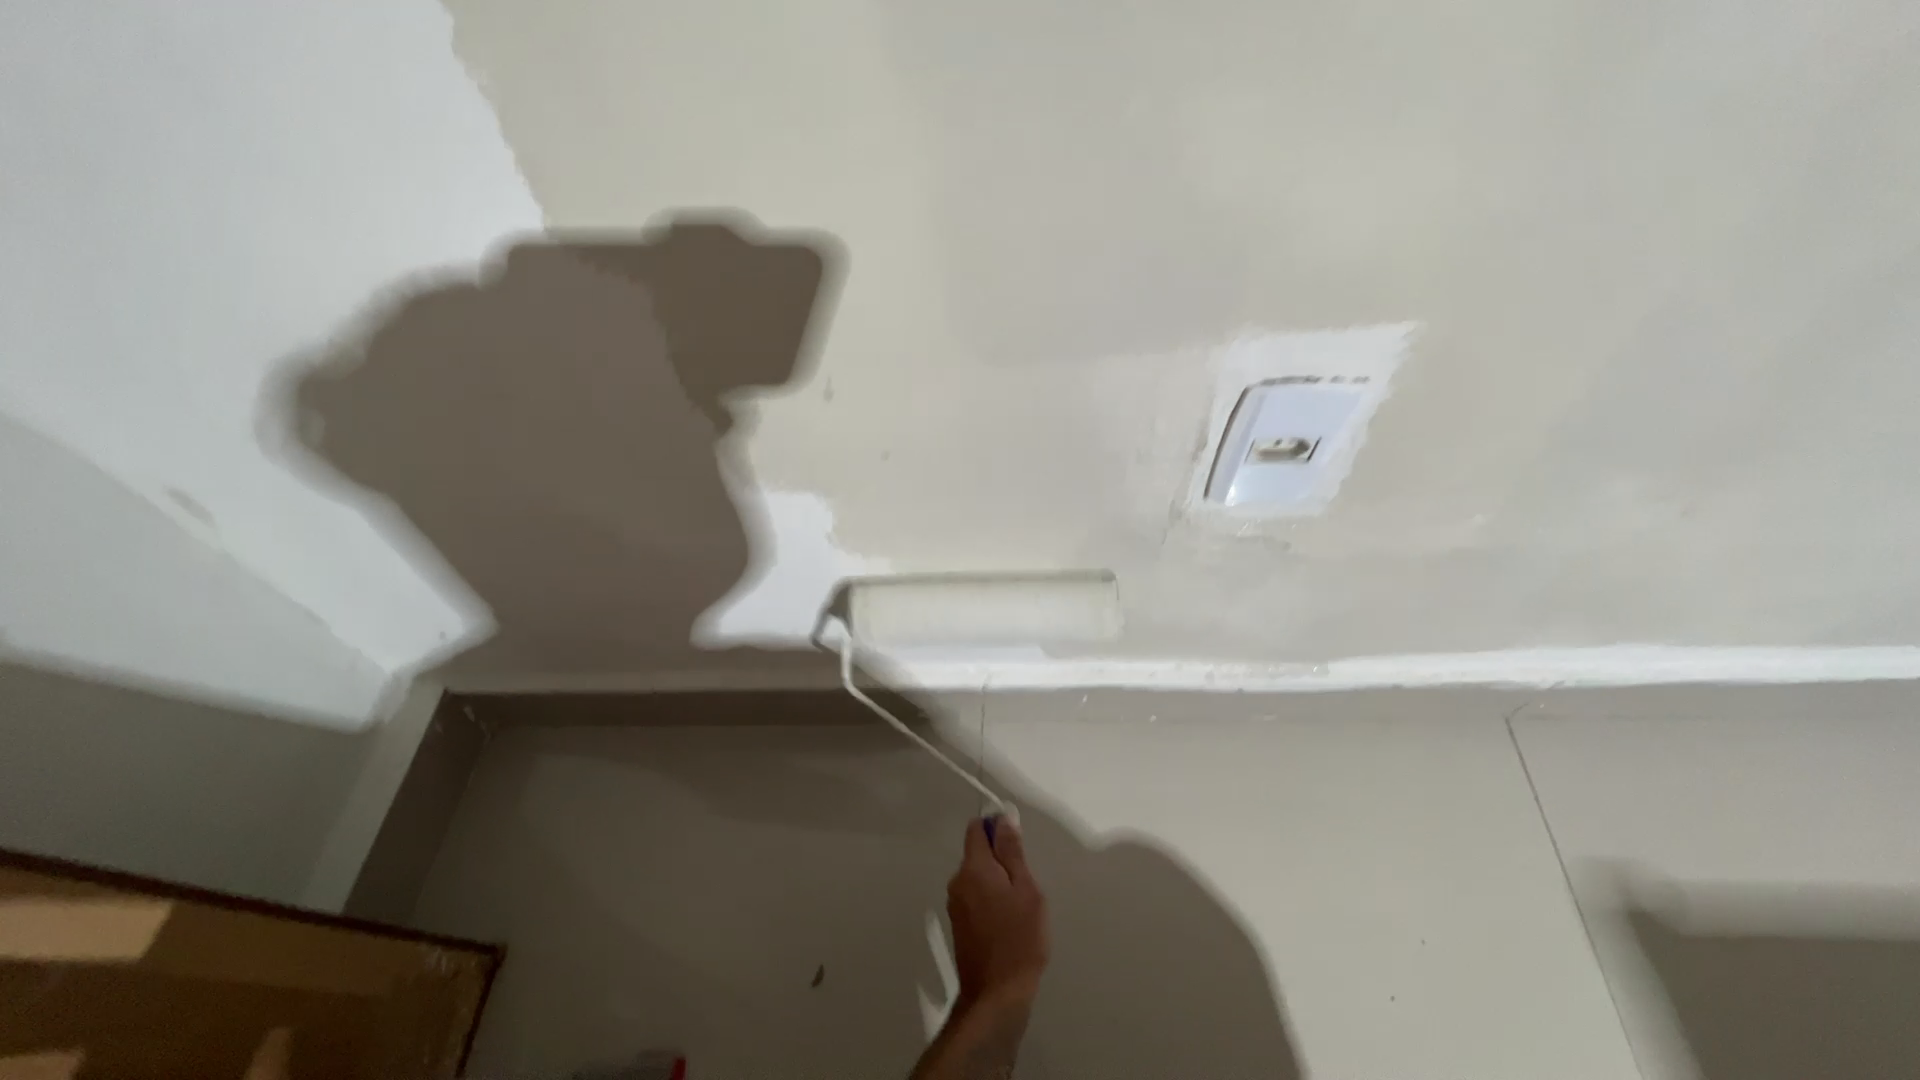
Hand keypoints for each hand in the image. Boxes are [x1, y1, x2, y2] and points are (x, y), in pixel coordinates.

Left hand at [947, 815, 1048, 1008]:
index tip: (1017, 842)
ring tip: (1020, 907)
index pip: (976, 828)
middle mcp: (957, 881)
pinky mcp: (958, 924)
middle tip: (1026, 885)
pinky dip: (990, 900)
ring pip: (977, 877)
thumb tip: (1003, 817)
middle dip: (1000, 859)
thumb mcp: (1026, 890)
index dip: (996, 826)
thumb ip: (1012, 852)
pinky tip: (1008, 922)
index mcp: (973, 868)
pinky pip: (975, 897)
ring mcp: (955, 904)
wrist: (997, 995)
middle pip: (977, 853)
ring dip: (996, 882)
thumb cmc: (1019, 939)